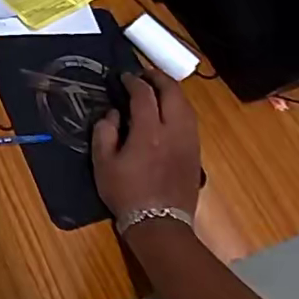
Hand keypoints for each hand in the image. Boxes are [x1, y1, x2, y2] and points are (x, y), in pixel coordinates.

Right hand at [91, 69, 202, 221]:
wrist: (159, 223)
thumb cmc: (126, 193)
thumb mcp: (103, 163)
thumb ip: (104, 132)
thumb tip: (113, 114)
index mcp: (148, 131)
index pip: (144, 95)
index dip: (134, 81)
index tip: (124, 78)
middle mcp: (174, 131)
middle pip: (173, 93)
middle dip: (159, 79)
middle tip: (145, 74)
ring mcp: (189, 141)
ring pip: (186, 106)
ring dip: (172, 92)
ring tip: (159, 88)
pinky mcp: (196, 152)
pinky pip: (191, 120)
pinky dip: (180, 108)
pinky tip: (170, 112)